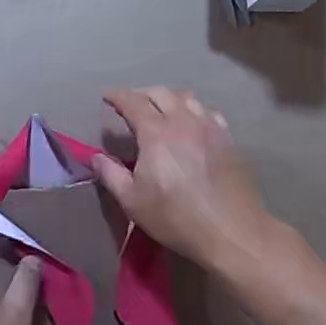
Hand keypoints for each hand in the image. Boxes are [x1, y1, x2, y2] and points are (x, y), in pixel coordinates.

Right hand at [93, 87, 267, 268]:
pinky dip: (192, 110)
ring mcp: (211, 128)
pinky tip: (191, 123)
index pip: (133, 102)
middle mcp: (184, 122)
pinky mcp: (229, 139)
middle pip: (161, 93)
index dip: (118, 96)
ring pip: (188, 99)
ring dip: (168, 98)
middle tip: (129, 103)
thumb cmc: (175, 217)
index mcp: (156, 134)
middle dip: (141, 93)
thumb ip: (110, 174)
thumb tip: (95, 157)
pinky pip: (208, 112)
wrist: (230, 231)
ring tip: (160, 109)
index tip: (107, 97)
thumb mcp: (132, 201)